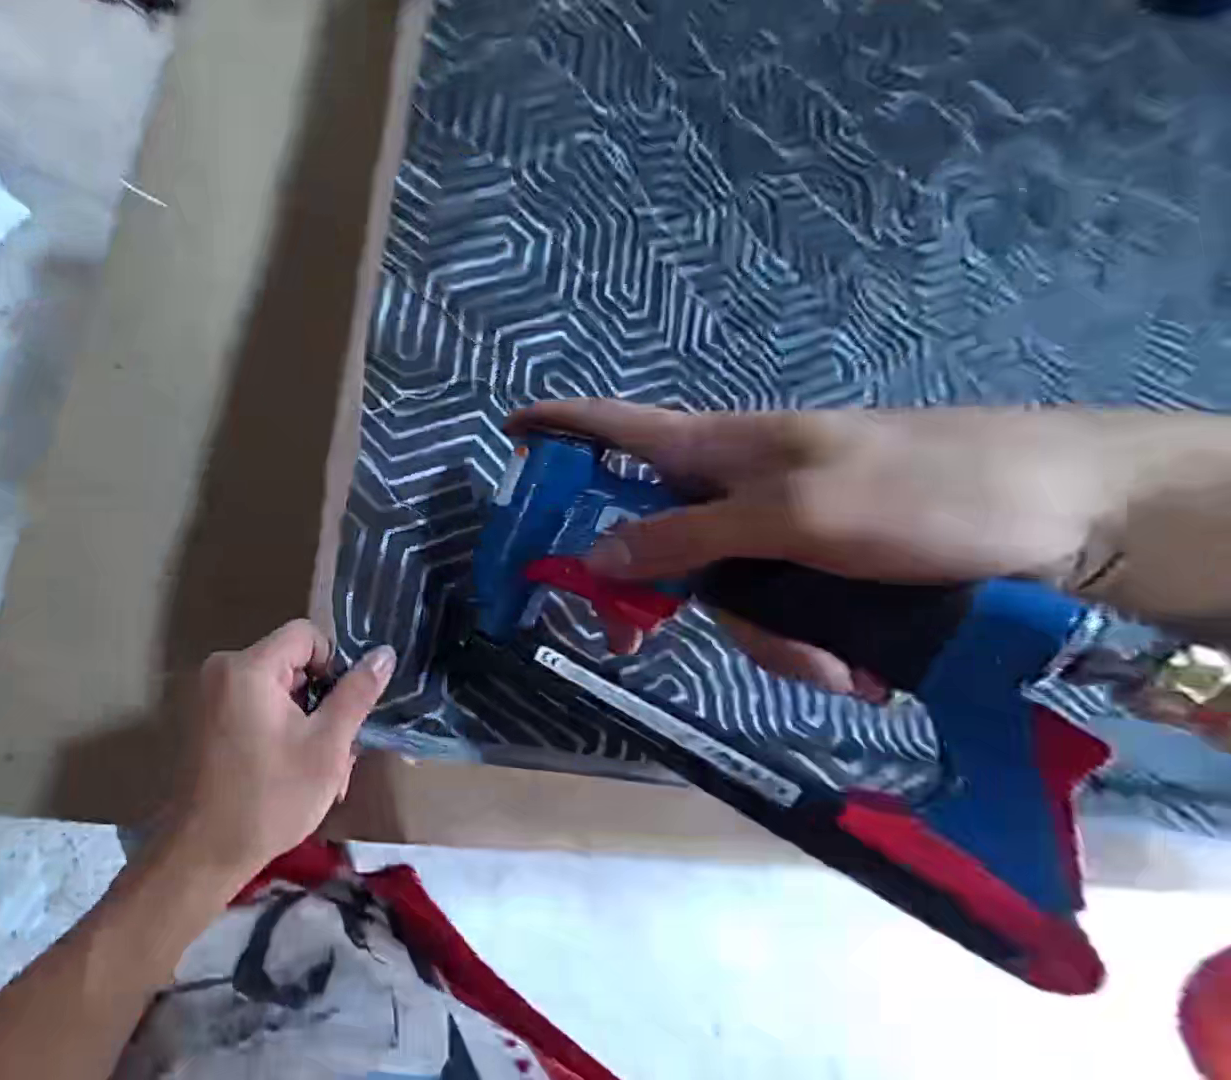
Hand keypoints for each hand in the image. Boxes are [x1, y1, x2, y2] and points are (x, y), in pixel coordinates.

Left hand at [159, 620, 394, 884]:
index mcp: (248, 666)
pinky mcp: (205, 717)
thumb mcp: (327, 746)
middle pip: (290, 663)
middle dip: (321, 702)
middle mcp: (222, 668)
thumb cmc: (271, 798)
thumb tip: (384, 654)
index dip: (333, 664)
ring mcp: (209, 694)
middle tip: (339, 753)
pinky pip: (253, 705)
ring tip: (320, 772)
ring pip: (276, 689)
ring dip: (304, 723)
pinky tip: (291, 770)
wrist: (204, 852)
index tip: (341, 710)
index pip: (305, 634)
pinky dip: (277, 728)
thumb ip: (356, 693)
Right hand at [507, 401, 1128, 698]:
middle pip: (642, 535)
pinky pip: (772, 615)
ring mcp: (766, 531)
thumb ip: (685, 535)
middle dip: (646, 594)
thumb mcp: (794, 514)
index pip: (610, 427)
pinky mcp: (809, 568)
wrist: (1086, 517)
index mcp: (711, 449)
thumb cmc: (931, 486)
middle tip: (628, 637)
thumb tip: (592, 555)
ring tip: (831, 664)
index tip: (509, 431)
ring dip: (762, 639)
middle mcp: (725, 488)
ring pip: (712, 592)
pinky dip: (806, 648)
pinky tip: (854, 666)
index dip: (556, 425)